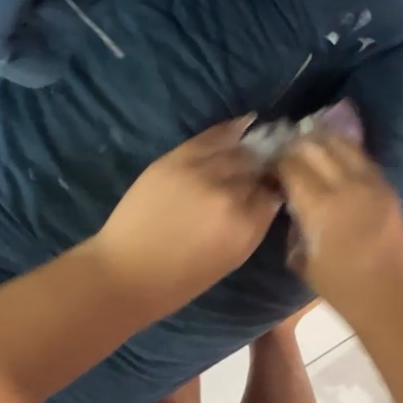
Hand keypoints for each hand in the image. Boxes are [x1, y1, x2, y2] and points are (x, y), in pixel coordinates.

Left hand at [93, 118, 280, 306]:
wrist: (126, 272)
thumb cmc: (180, 279)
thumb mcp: (231, 259)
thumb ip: (254, 226)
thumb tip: (268, 197)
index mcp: (245, 226)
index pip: (274, 193)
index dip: (275, 188)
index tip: (275, 186)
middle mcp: (229, 195)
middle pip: (259, 168)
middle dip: (266, 166)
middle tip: (269, 165)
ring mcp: (201, 172)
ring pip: (239, 150)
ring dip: (252, 148)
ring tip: (261, 142)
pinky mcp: (176, 159)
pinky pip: (212, 137)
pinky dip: (232, 129)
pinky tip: (246, 124)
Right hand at [275, 133, 402, 318]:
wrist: (385, 296)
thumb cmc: (337, 285)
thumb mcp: (299, 257)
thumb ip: (293, 222)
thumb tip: (288, 198)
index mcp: (319, 206)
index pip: (291, 165)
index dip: (276, 161)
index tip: (270, 166)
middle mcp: (345, 186)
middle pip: (314, 146)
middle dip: (296, 146)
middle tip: (286, 152)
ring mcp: (370, 184)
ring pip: (341, 143)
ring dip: (322, 140)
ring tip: (309, 146)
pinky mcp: (386, 187)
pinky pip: (362, 157)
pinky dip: (345, 151)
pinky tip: (334, 155)